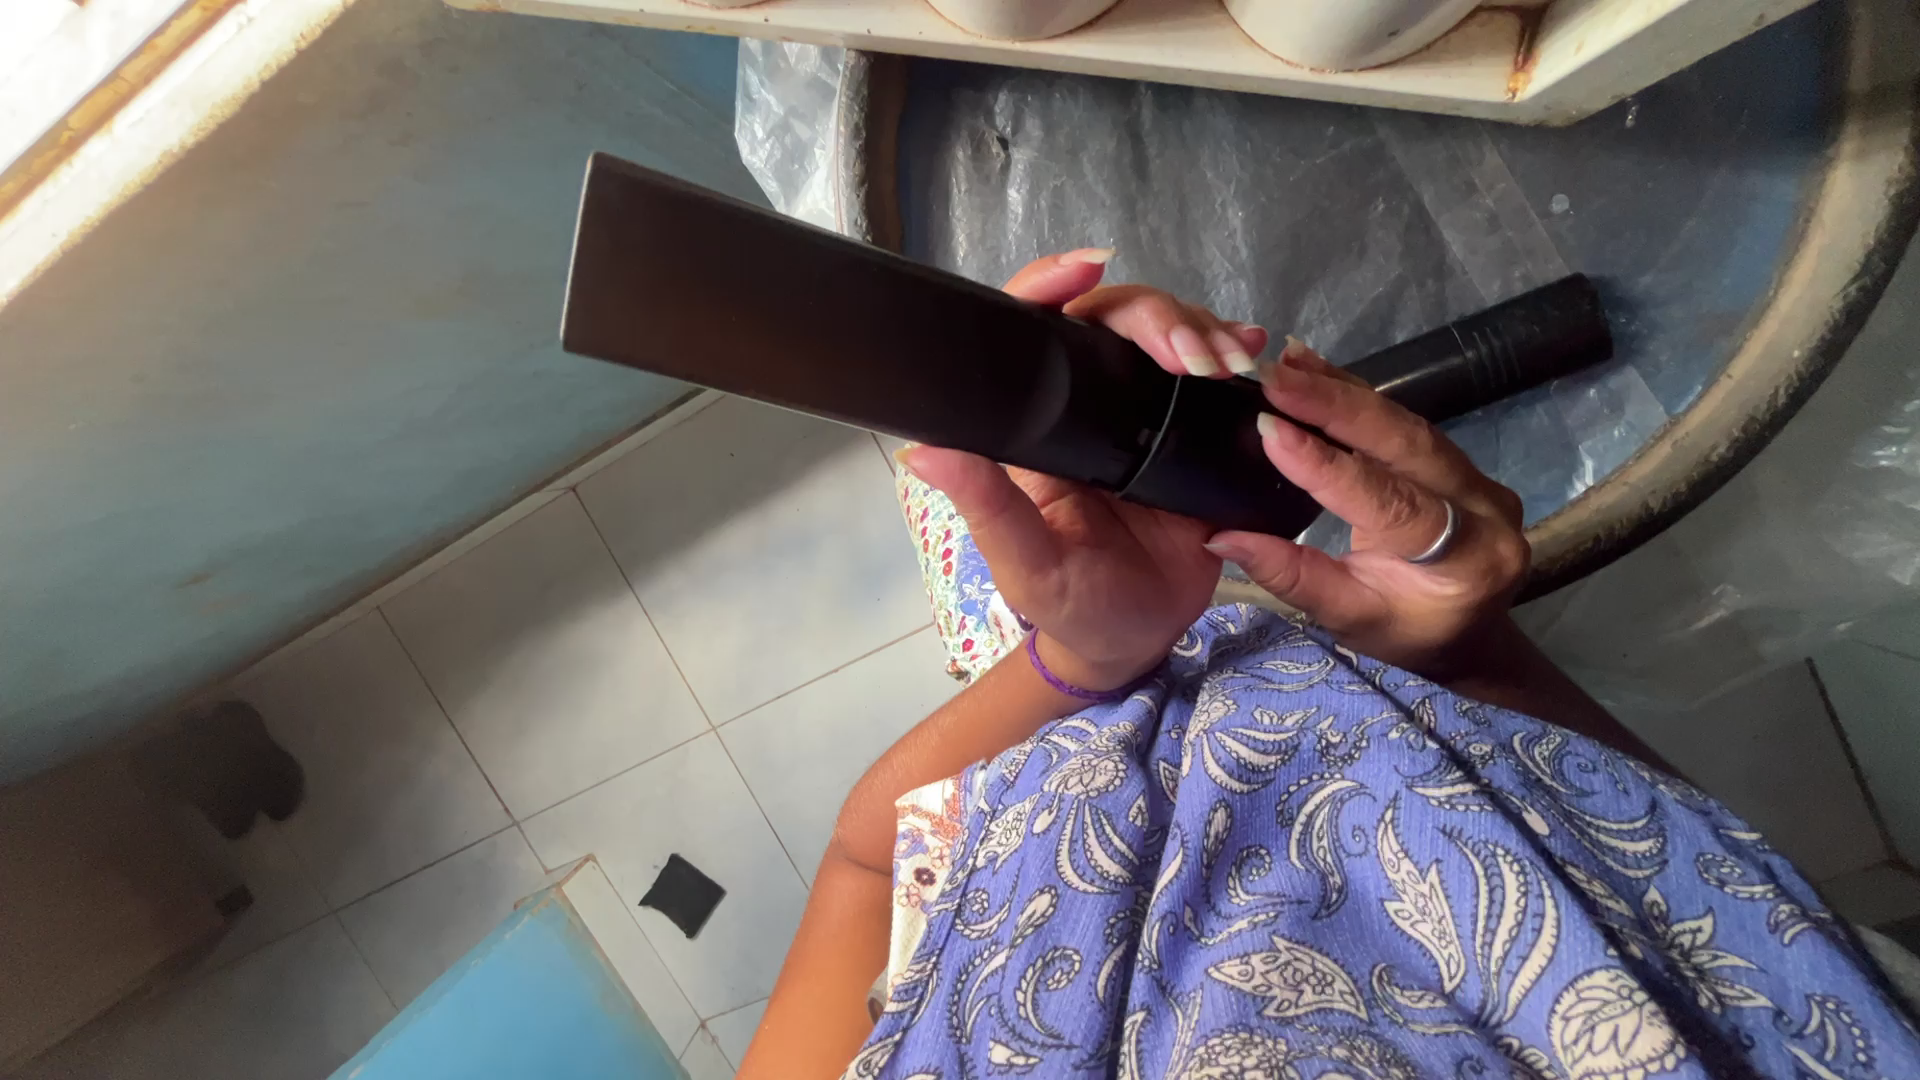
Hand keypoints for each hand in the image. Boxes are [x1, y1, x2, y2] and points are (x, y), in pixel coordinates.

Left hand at [896, 250, 1266, 689]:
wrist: (1140, 637)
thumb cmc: (1072, 606)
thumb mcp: (1026, 565)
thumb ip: (988, 509)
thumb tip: (922, 451)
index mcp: (1034, 433)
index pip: (1029, 338)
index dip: (1046, 288)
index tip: (1084, 268)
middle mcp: (1084, 412)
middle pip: (1107, 320)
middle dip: (1152, 316)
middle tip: (1191, 357)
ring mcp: (1139, 418)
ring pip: (1160, 337)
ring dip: (1197, 331)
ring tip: (1228, 362)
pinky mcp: (1186, 434)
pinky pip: (1206, 379)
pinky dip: (1230, 353)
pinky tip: (1249, 356)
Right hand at [1203, 340, 1530, 679]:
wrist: (1471, 636)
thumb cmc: (1407, 635)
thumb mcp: (1345, 617)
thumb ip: (1289, 575)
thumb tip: (1220, 538)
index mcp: (1463, 559)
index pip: (1390, 502)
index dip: (1327, 465)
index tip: (1270, 430)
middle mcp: (1484, 507)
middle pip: (1407, 441)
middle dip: (1335, 404)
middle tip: (1275, 377)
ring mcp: (1478, 477)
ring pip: (1406, 422)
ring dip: (1342, 390)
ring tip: (1287, 363)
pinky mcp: (1460, 462)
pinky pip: (1405, 421)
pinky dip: (1356, 395)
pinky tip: (1315, 370)